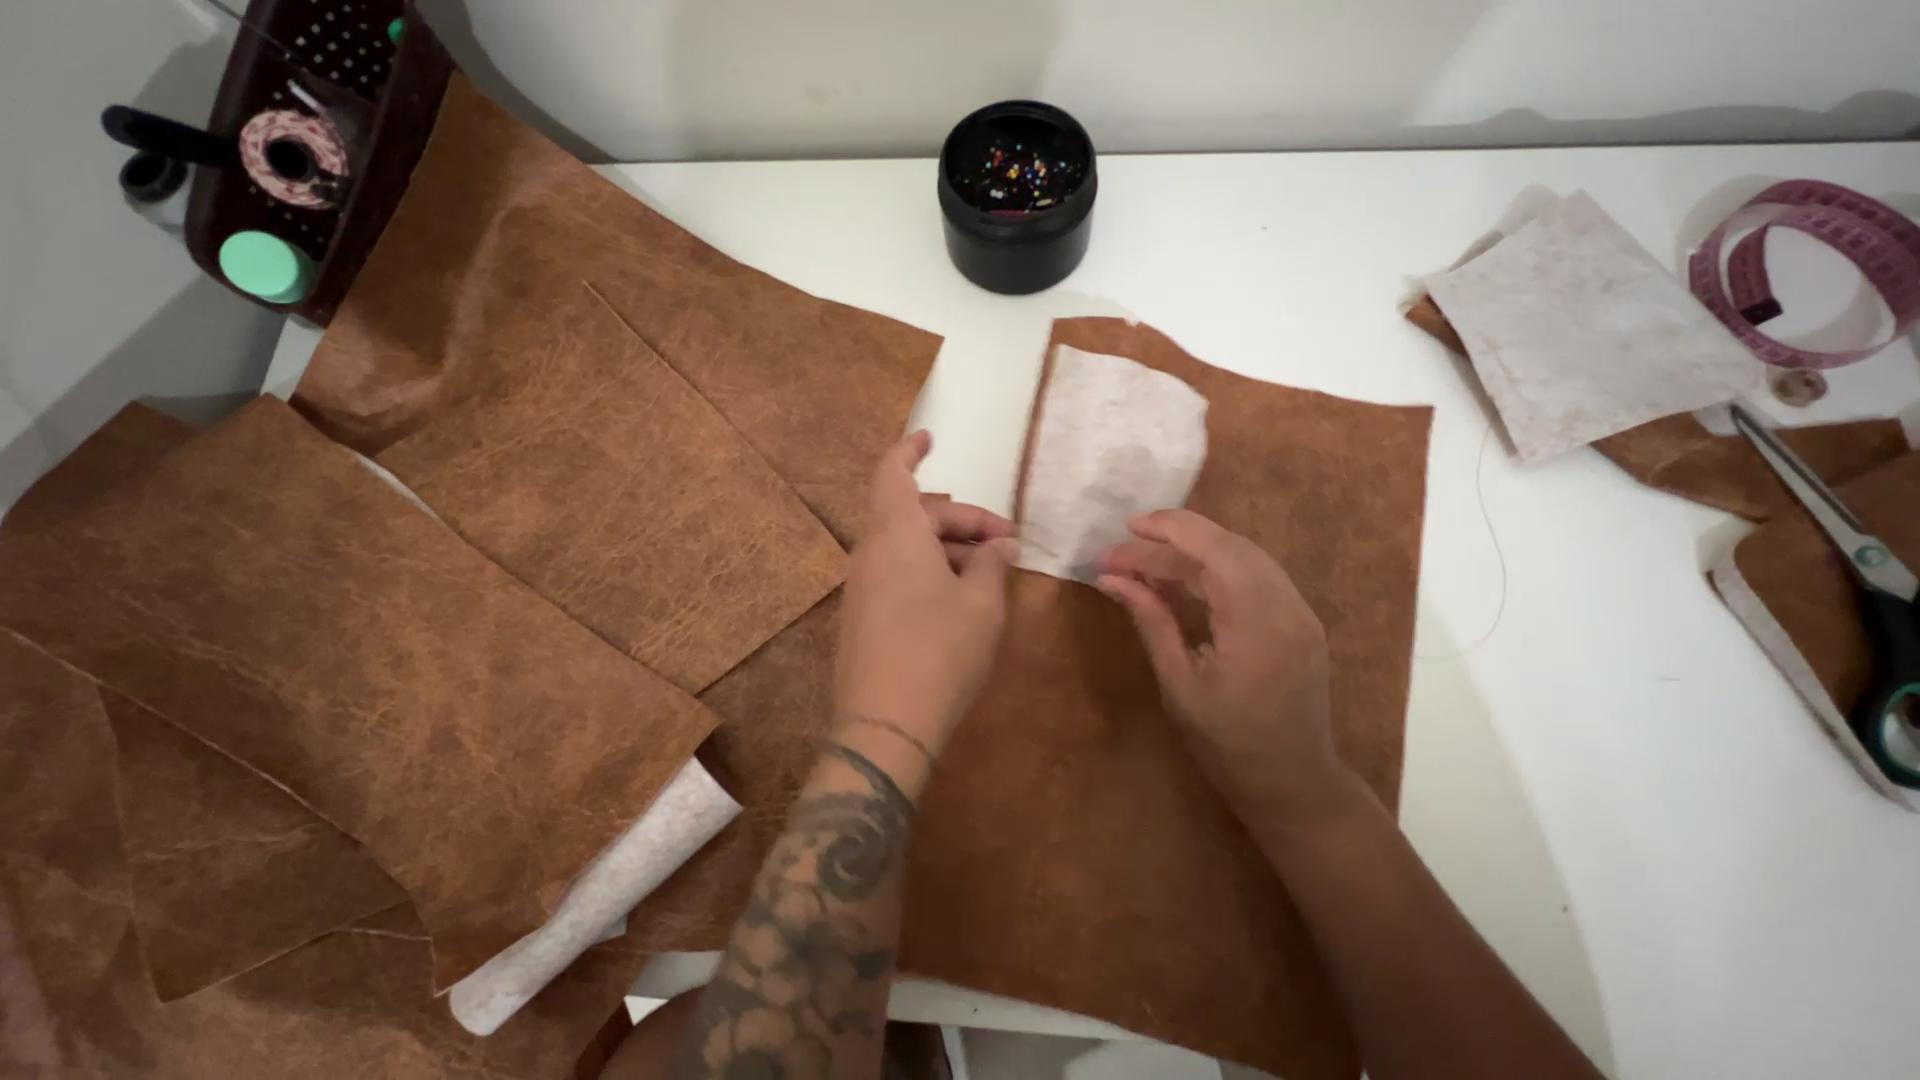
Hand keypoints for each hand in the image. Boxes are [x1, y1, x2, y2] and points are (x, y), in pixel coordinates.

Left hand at [837, 431, 1018, 759]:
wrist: (885, 725)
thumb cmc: (940, 651)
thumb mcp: (981, 604)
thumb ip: (991, 564)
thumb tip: (999, 545)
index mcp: (895, 533)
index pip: (893, 472)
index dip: (910, 450)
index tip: (932, 438)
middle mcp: (870, 552)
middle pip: (913, 513)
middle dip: (961, 518)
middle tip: (1006, 539)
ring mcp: (862, 587)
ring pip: (906, 546)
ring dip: (947, 547)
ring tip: (991, 570)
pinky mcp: (863, 618)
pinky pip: (897, 574)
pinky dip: (929, 570)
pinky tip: (961, 598)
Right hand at [1094, 509, 1357, 825]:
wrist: (1294, 783)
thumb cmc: (1228, 745)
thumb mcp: (1179, 685)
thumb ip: (1151, 622)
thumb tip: (1111, 580)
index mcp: (1256, 623)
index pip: (1214, 550)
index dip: (1169, 529)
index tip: (1126, 527)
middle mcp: (1286, 606)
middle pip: (1229, 546)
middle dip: (1174, 540)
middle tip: (1123, 550)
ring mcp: (1299, 612)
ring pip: (1245, 557)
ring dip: (1194, 553)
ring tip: (1145, 561)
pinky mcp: (1299, 621)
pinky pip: (1257, 577)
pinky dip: (1217, 570)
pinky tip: (1183, 580)